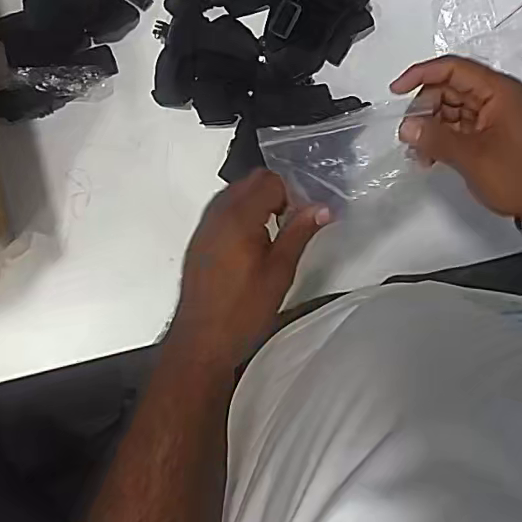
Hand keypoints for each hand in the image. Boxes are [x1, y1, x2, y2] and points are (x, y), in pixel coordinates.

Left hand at [166, 170, 330, 371]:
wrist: (201, 340)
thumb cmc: (241, 311)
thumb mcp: (280, 271)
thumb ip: (300, 232)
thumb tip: (322, 209)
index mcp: (239, 217)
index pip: (270, 181)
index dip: (292, 195)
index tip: (302, 216)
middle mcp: (218, 212)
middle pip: (252, 180)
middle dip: (276, 193)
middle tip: (291, 221)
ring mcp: (206, 223)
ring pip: (237, 191)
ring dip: (258, 201)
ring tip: (273, 232)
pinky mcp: (200, 236)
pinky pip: (223, 207)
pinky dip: (240, 212)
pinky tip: (252, 242)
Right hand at [391, 55, 521, 224]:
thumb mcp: (474, 158)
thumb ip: (437, 138)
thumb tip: (408, 126)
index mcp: (497, 90)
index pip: (451, 68)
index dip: (420, 75)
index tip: (397, 91)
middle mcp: (497, 96)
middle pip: (449, 88)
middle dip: (424, 108)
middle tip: (410, 133)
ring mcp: (497, 115)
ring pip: (452, 108)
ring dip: (433, 126)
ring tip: (420, 152)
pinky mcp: (496, 133)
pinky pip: (462, 125)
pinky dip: (445, 137)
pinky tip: (433, 156)